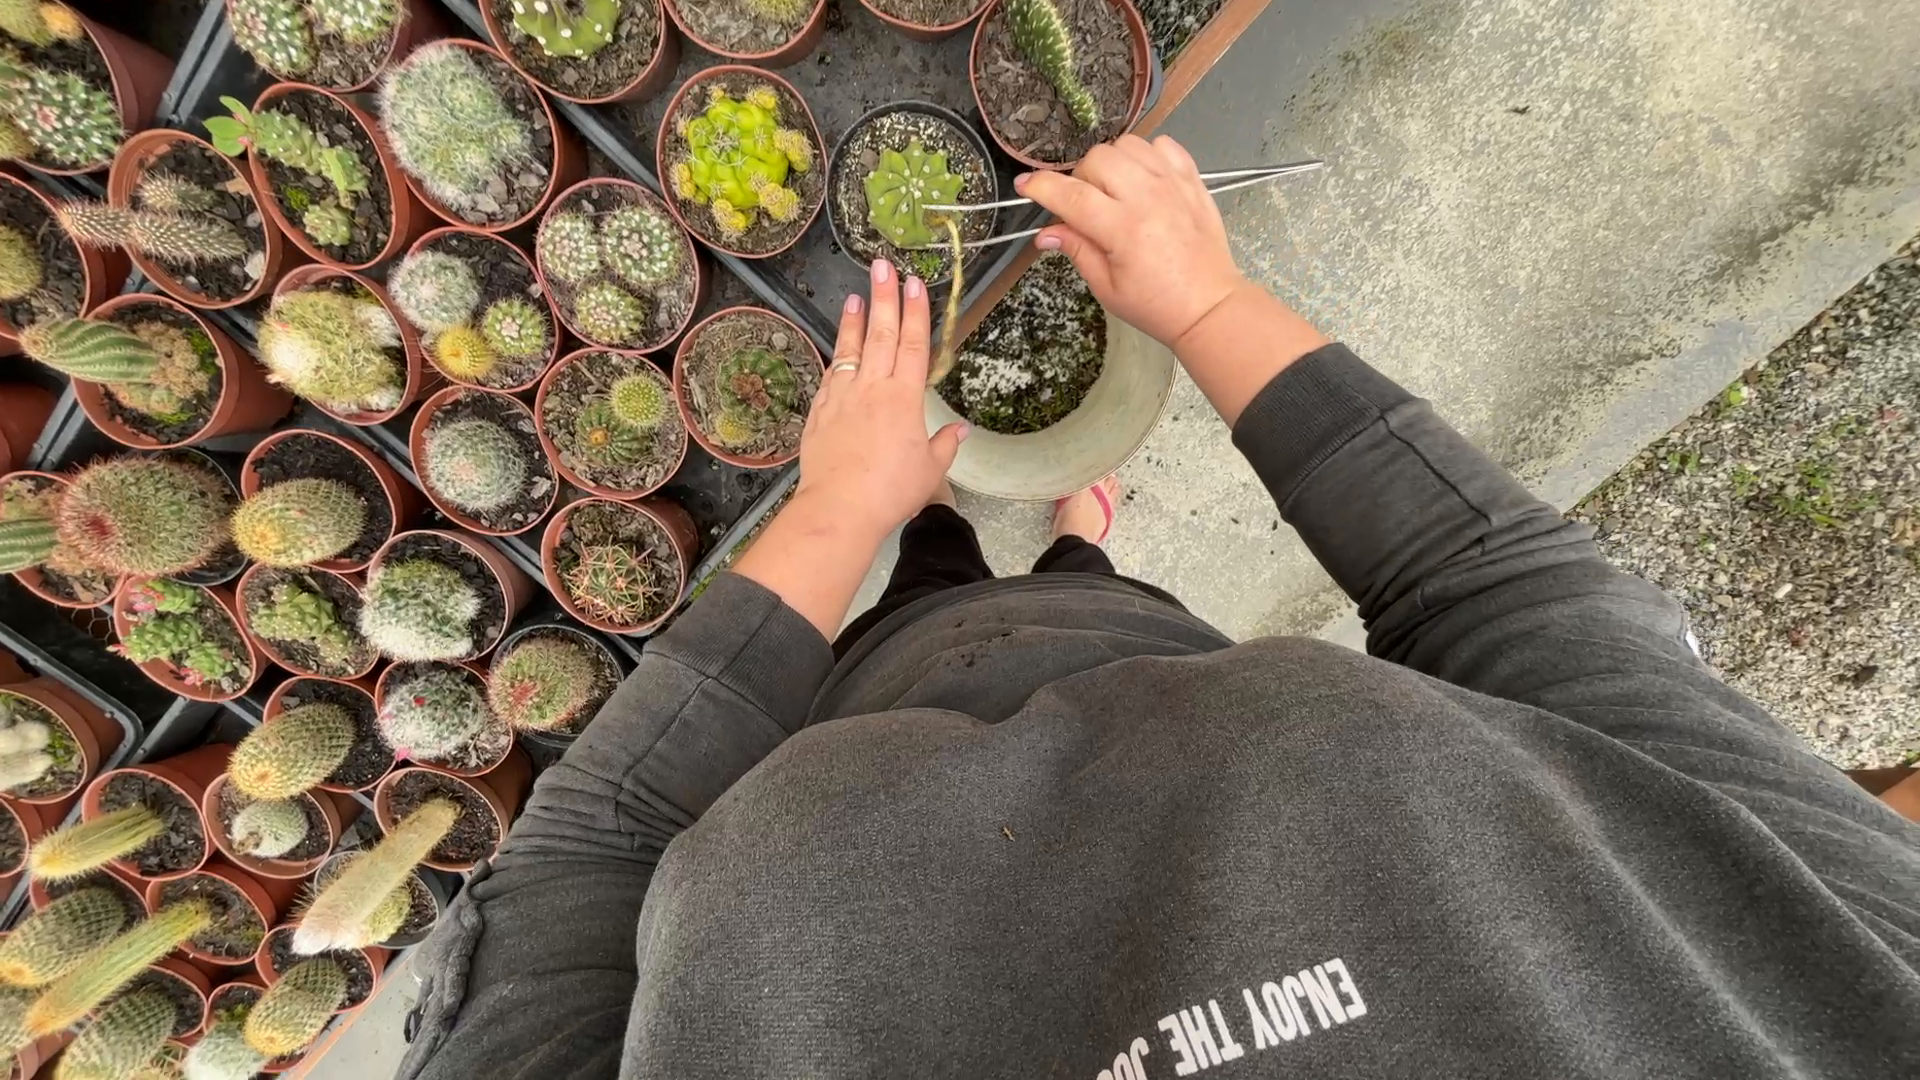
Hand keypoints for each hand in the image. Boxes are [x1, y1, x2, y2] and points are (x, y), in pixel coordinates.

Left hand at [794, 259, 969, 541]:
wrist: (839, 508)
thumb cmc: (891, 491)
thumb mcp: (930, 470)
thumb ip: (945, 445)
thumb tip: (960, 429)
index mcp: (903, 398)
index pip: (912, 344)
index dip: (916, 312)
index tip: (915, 283)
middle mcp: (871, 388)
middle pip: (880, 334)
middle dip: (884, 297)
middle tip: (882, 265)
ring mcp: (841, 397)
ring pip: (850, 349)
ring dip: (854, 320)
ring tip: (857, 295)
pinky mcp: (819, 413)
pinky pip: (830, 377)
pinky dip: (836, 357)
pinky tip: (838, 349)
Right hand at [1018, 135, 1248, 348]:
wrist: (1207, 305)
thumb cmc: (1155, 304)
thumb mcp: (1107, 287)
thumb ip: (1077, 251)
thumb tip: (1045, 233)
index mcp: (1124, 230)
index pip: (1072, 196)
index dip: (1042, 187)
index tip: (1024, 184)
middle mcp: (1148, 197)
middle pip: (1097, 160)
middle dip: (1080, 179)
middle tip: (1084, 209)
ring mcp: (1172, 183)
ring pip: (1126, 145)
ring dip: (1110, 164)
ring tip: (1113, 194)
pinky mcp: (1191, 179)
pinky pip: (1161, 144)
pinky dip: (1144, 156)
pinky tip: (1141, 182)